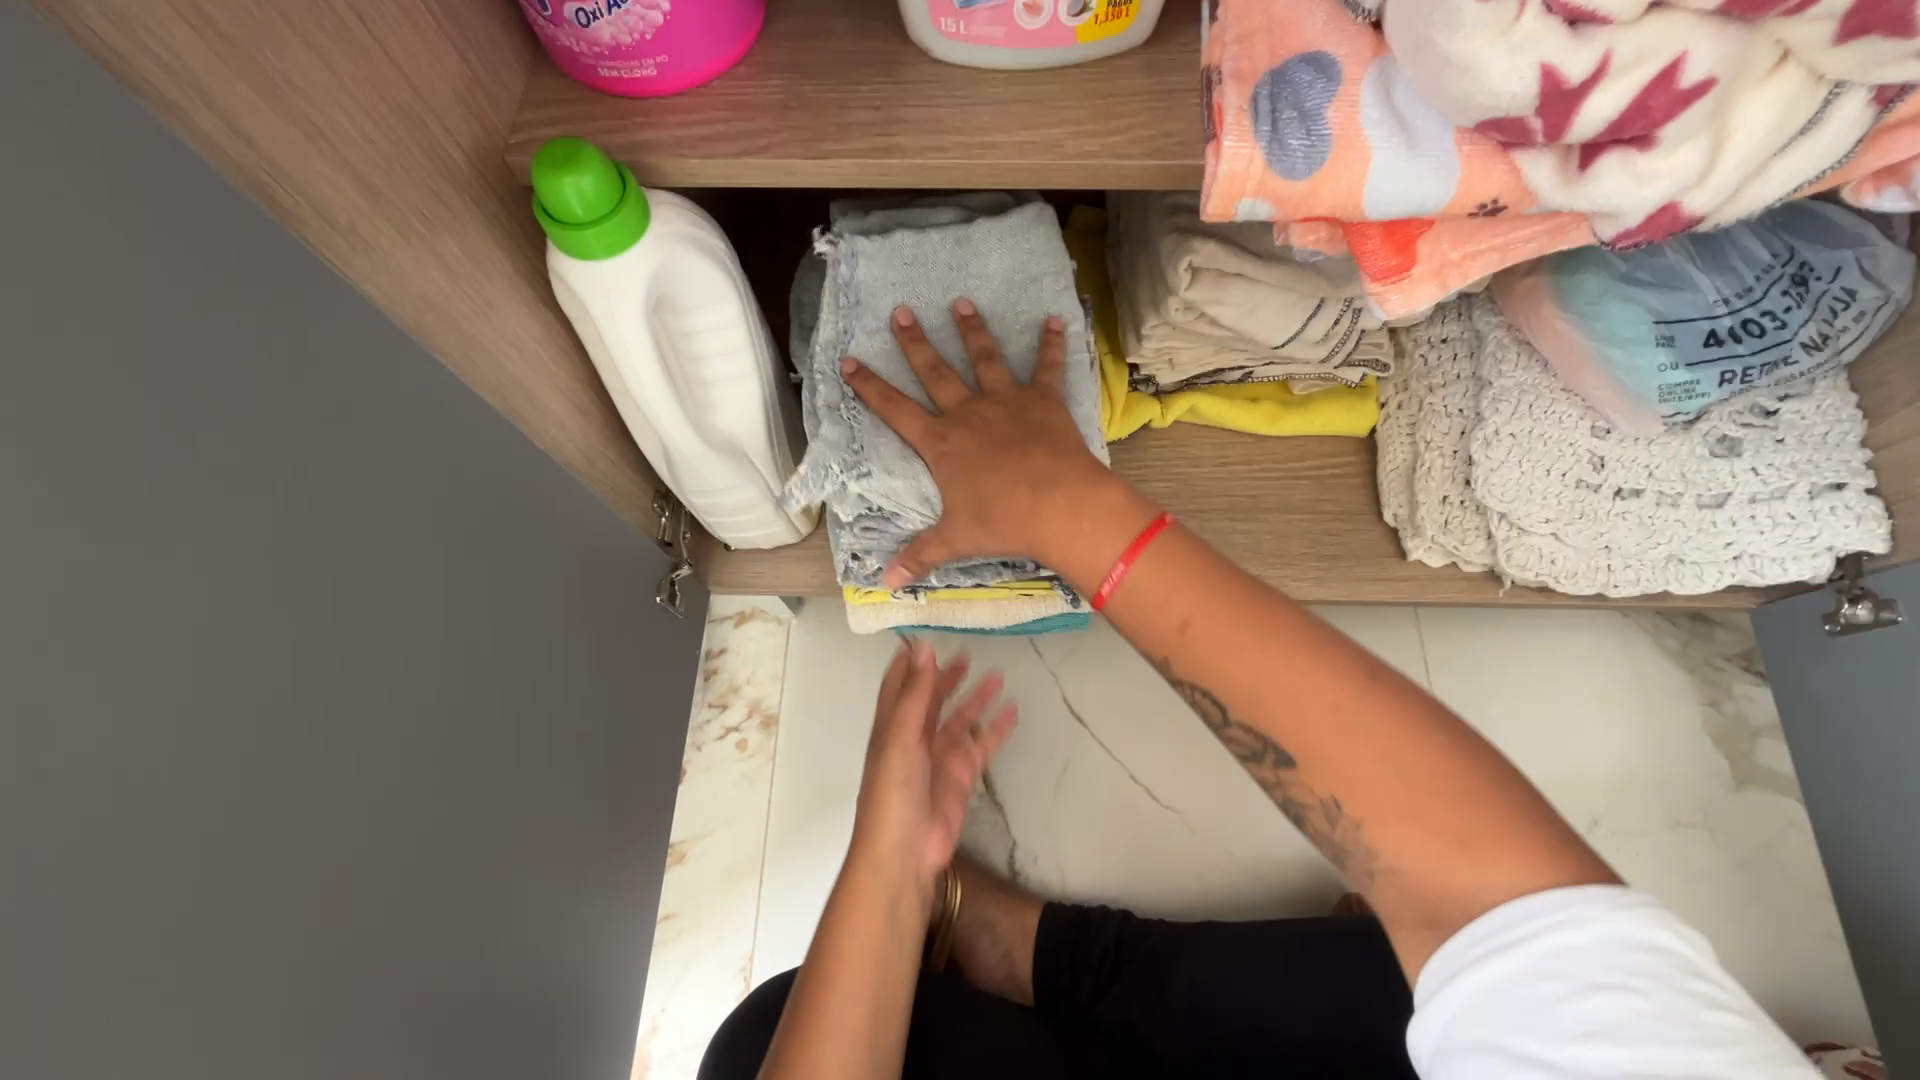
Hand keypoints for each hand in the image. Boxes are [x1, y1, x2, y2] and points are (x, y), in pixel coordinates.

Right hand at [839, 300, 1149, 587]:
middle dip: (915, 342)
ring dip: (972, 329)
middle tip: (901, 311)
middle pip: (935, 371)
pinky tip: (1054, 318)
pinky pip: (1047, 365)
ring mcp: (1007, 401)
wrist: (1059, 507)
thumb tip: (886, 584)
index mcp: (941, 444)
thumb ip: (920, 556)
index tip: (849, 361)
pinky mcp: (1044, 400)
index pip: (895, 410)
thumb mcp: (955, 541)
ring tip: (962, 302)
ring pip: (984, 357)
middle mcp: (968, 413)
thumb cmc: (1003, 522)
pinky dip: (1051, 342)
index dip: (869, 386)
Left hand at [851, 641, 1017, 897]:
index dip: (907, 664)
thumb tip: (922, 647)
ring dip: (975, 699)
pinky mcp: (961, 776)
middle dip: (946, 678)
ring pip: (960, 720)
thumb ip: (915, 694)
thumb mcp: (901, 737)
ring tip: (997, 676)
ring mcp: (939, 757)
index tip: (922, 638)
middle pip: (931, 700)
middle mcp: (914, 738)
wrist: (905, 851)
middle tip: (967, 654)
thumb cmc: (893, 792)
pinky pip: (981, 746)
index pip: (898, 687)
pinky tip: (1012, 712)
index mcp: (891, 727)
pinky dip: (995, 730)